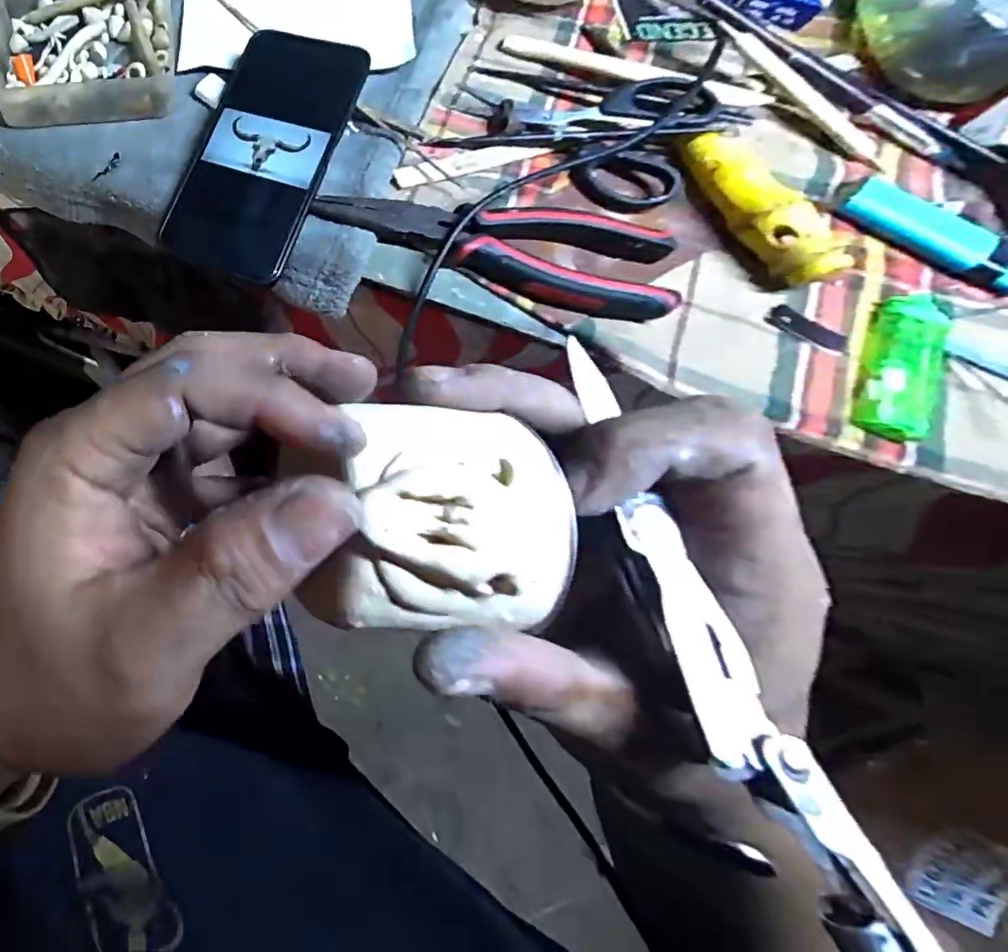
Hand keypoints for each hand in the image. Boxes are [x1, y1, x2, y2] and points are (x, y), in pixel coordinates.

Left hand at [0, 333, 377, 789]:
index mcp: (78, 456)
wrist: (3, 711)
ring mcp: (119, 465)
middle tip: (363, 383)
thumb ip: (234, 572)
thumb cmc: (56, 687)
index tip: (343, 435)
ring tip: (356, 410)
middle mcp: (96, 442)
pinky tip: (313, 467)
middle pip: (191, 376)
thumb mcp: (145, 647)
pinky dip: (263, 458)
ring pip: (206, 409)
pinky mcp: (141, 495)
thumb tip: (339, 502)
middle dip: (276, 374)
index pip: (175, 385)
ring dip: (277, 406)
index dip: (264, 394)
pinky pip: (210, 457)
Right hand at [400, 365, 829, 776]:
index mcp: (736, 542)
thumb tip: (434, 664)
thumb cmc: (678, 733)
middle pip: (603, 409)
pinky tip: (407, 435)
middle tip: (424, 391)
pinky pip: (512, 452)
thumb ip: (537, 682)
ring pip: (550, 419)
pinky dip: (458, 435)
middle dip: (512, 394)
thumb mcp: (612, 717)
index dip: (646, 443)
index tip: (573, 494)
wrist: (678, 746)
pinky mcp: (555, 504)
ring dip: (474, 403)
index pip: (720, 443)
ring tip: (402, 397)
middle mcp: (666, 497)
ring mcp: (606, 494)